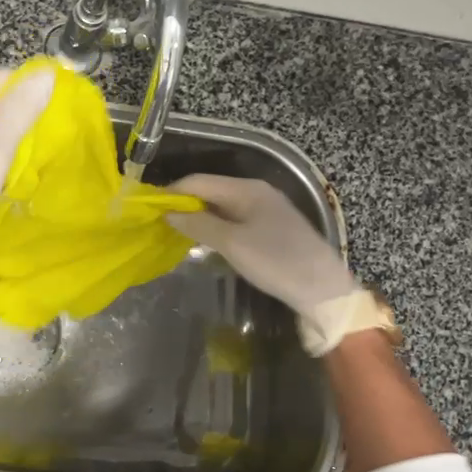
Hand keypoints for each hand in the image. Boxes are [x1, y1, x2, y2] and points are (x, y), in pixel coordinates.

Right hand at [166, 174, 360, 355]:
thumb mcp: (233, 244)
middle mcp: (256, 193)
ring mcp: (265, 211)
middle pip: (210, 193)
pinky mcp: (270, 229)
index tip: (147, 210)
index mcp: (247, 190)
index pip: (199, 182)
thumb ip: (198, 225)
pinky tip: (205, 244)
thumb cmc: (277, 262)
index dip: (172, 193)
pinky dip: (215, 229)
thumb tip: (168, 213)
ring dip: (198, 219)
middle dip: (183, 206)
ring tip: (174, 236)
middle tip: (158, 226)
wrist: (323, 289)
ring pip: (221, 208)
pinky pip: (234, 221)